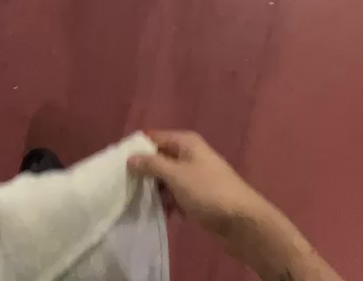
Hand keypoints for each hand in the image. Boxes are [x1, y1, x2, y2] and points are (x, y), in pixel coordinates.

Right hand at [128, 131, 342, 280]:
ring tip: (141, 202)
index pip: (153, 138)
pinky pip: (177, 194)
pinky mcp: (200, 197)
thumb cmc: (209, 192)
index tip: (117, 163)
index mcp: (185, 142)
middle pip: (159, 158)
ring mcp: (196, 176)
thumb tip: (129, 157)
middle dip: (144, 171)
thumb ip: (151, 165)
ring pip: (167, 178)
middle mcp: (190, 154)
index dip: (136, 148)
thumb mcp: (176, 176)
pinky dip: (169, 202)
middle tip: (125, 186)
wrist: (245, 223)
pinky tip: (162, 213)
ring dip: (156, 190)